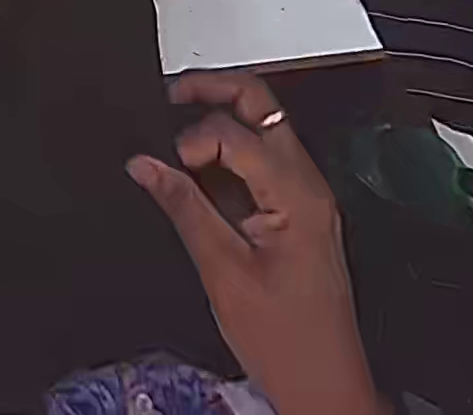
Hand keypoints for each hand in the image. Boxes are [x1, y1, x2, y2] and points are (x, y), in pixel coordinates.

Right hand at [128, 72, 381, 414]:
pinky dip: (228, 148)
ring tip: (180, 125)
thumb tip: (144, 164)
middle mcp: (306, 180)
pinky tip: (201, 166)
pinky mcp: (297, 203)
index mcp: (294, 193)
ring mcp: (305, 189)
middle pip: (260, 102)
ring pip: (262, 121)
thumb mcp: (223, 272)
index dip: (192, 142)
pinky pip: (262, 153)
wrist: (327, 389)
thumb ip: (182, 207)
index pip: (234, 134)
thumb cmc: (285, 341)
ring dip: (221, 113)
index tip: (168, 167)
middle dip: (212, 88)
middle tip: (173, 93)